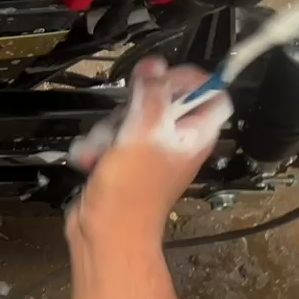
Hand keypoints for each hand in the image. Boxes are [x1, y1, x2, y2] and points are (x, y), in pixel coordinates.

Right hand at [67, 56, 233, 247]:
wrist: (104, 232)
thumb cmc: (131, 194)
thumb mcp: (142, 134)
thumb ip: (150, 95)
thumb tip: (153, 66)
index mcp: (193, 134)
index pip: (207, 92)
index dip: (186, 80)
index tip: (159, 78)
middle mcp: (172, 142)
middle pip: (158, 103)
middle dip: (130, 109)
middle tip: (123, 121)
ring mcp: (145, 154)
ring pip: (127, 121)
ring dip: (106, 131)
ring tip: (102, 148)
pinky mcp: (119, 164)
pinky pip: (108, 141)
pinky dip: (96, 148)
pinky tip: (91, 160)